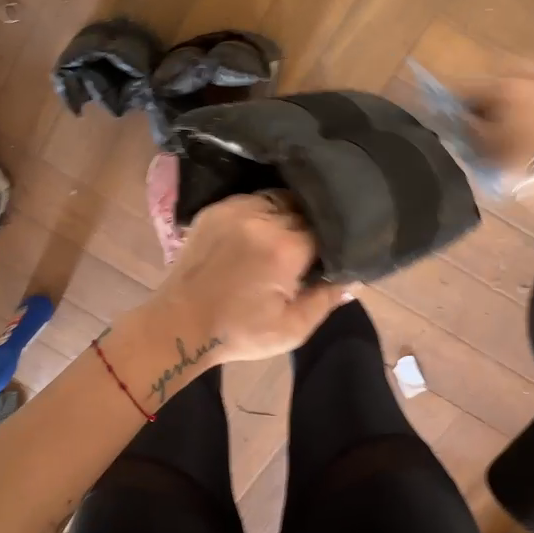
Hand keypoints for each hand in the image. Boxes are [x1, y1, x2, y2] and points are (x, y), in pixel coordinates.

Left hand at [146, 193, 346, 368]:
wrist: (180, 324)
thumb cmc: (238, 332)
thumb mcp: (292, 328)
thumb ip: (327, 299)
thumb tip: (353, 276)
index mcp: (284, 248)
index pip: (325, 230)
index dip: (330, 245)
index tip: (329, 259)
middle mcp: (261, 219)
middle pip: (303, 210)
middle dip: (311, 228)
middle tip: (309, 251)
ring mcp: (234, 209)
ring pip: (279, 200)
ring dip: (288, 215)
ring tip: (286, 239)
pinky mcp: (215, 210)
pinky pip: (251, 201)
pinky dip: (262, 213)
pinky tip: (262, 232)